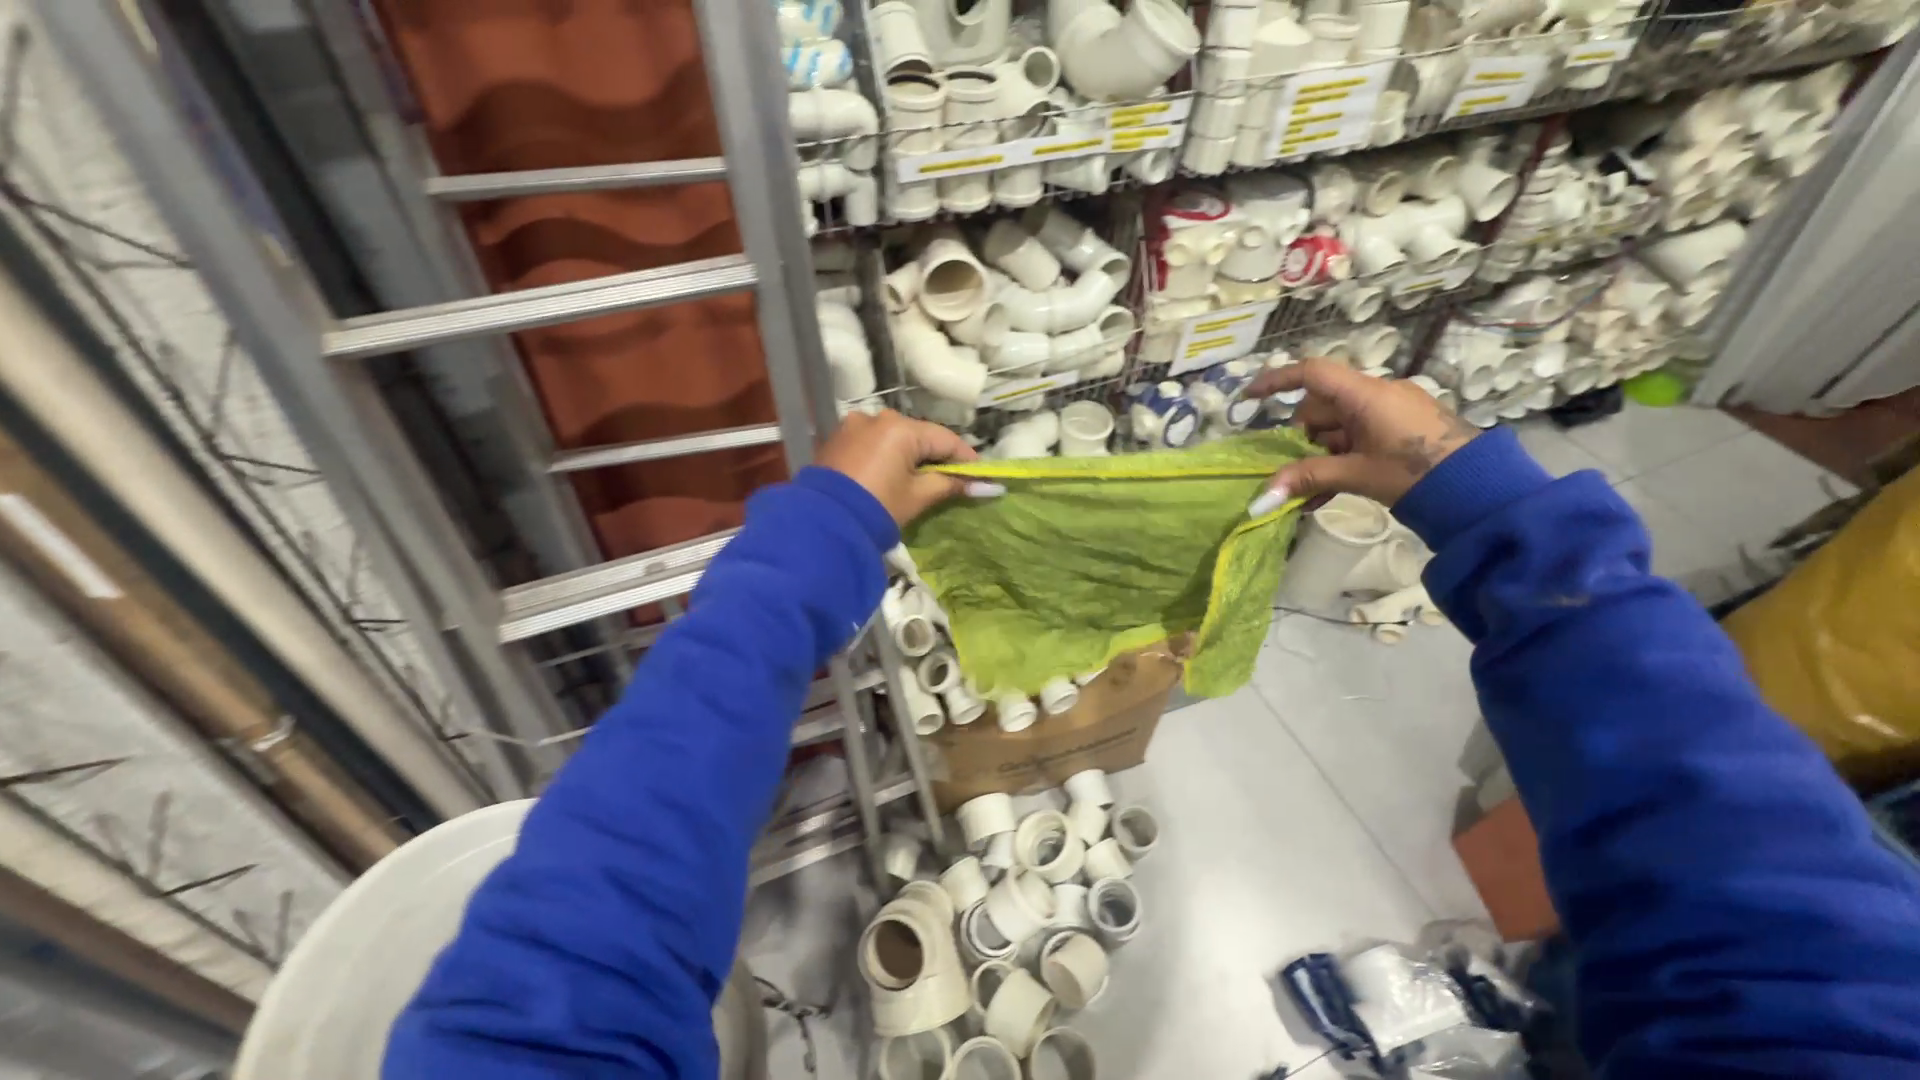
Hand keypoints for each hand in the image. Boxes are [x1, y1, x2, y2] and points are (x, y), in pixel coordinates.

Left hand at [816, 409, 979, 524]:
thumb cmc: (878, 508)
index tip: (980, 475)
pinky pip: (872, 443)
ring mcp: (853, 426)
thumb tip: (985, 485)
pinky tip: (890, 474)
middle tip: (951, 479)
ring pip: (893, 438)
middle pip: (918, 435)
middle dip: (935, 456)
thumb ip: (950, 484)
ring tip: (919, 479)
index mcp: (900, 428)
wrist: (822, 524)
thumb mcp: (918, 496)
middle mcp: (876, 418)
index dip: (965, 458)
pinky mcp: (837, 439)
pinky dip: (885, 455)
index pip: (944, 439)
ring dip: (908, 455)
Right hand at [1246, 359, 1478, 510]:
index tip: (1250, 397)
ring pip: (1338, 428)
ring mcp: (1391, 412)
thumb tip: (1261, 498)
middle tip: (1297, 474)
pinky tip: (1329, 493)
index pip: (1312, 373)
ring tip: (1313, 495)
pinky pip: (1358, 438)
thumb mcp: (1357, 475)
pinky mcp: (1401, 430)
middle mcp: (1377, 395)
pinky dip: (1341, 461)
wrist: (1480, 489)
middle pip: (1322, 407)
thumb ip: (1307, 479)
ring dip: (1321, 458)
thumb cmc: (1416, 472)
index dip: (1277, 381)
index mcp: (1366, 394)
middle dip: (1303, 440)